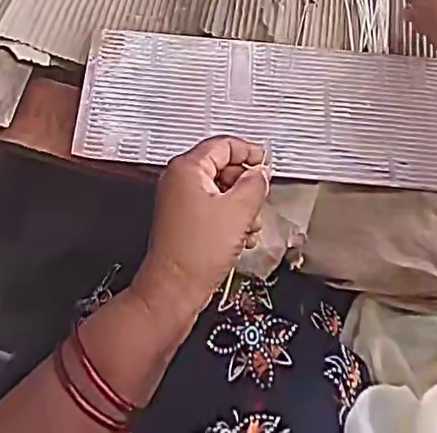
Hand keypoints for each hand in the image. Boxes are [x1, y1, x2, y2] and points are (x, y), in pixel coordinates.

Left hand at [133, 137, 270, 320]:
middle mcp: (178, 180)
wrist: (173, 292)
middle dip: (245, 183)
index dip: (248, 151)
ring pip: (219, 189)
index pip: (223, 145)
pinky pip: (211, 207)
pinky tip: (241, 236)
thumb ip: (255, 184)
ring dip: (240, 204)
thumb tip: (261, 174)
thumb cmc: (196, 253)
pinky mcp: (182, 220)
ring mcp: (178, 201)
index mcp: (187, 168)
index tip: (263, 159)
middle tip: (260, 195)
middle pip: (221, 166)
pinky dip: (229, 217)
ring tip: (251, 223)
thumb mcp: (238, 211)